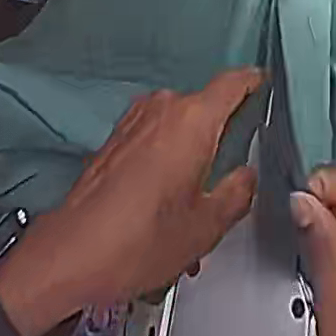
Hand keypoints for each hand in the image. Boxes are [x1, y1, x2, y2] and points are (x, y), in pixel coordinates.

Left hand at [0, 68, 264, 335]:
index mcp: (192, 119)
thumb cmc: (138, 240)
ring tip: (196, 195)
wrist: (69, 254)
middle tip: (234, 168)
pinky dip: (169, 154)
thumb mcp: (206, 225)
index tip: (266, 85)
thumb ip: (239, 191)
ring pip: (180, 123)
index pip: (233, 82)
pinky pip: (156, 133)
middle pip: (207, 106)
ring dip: (193, 148)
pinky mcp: (117, 135)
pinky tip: (167, 196)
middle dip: (223, 132)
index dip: (254, 81)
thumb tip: (247, 175)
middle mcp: (164, 108)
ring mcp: (136, 119)